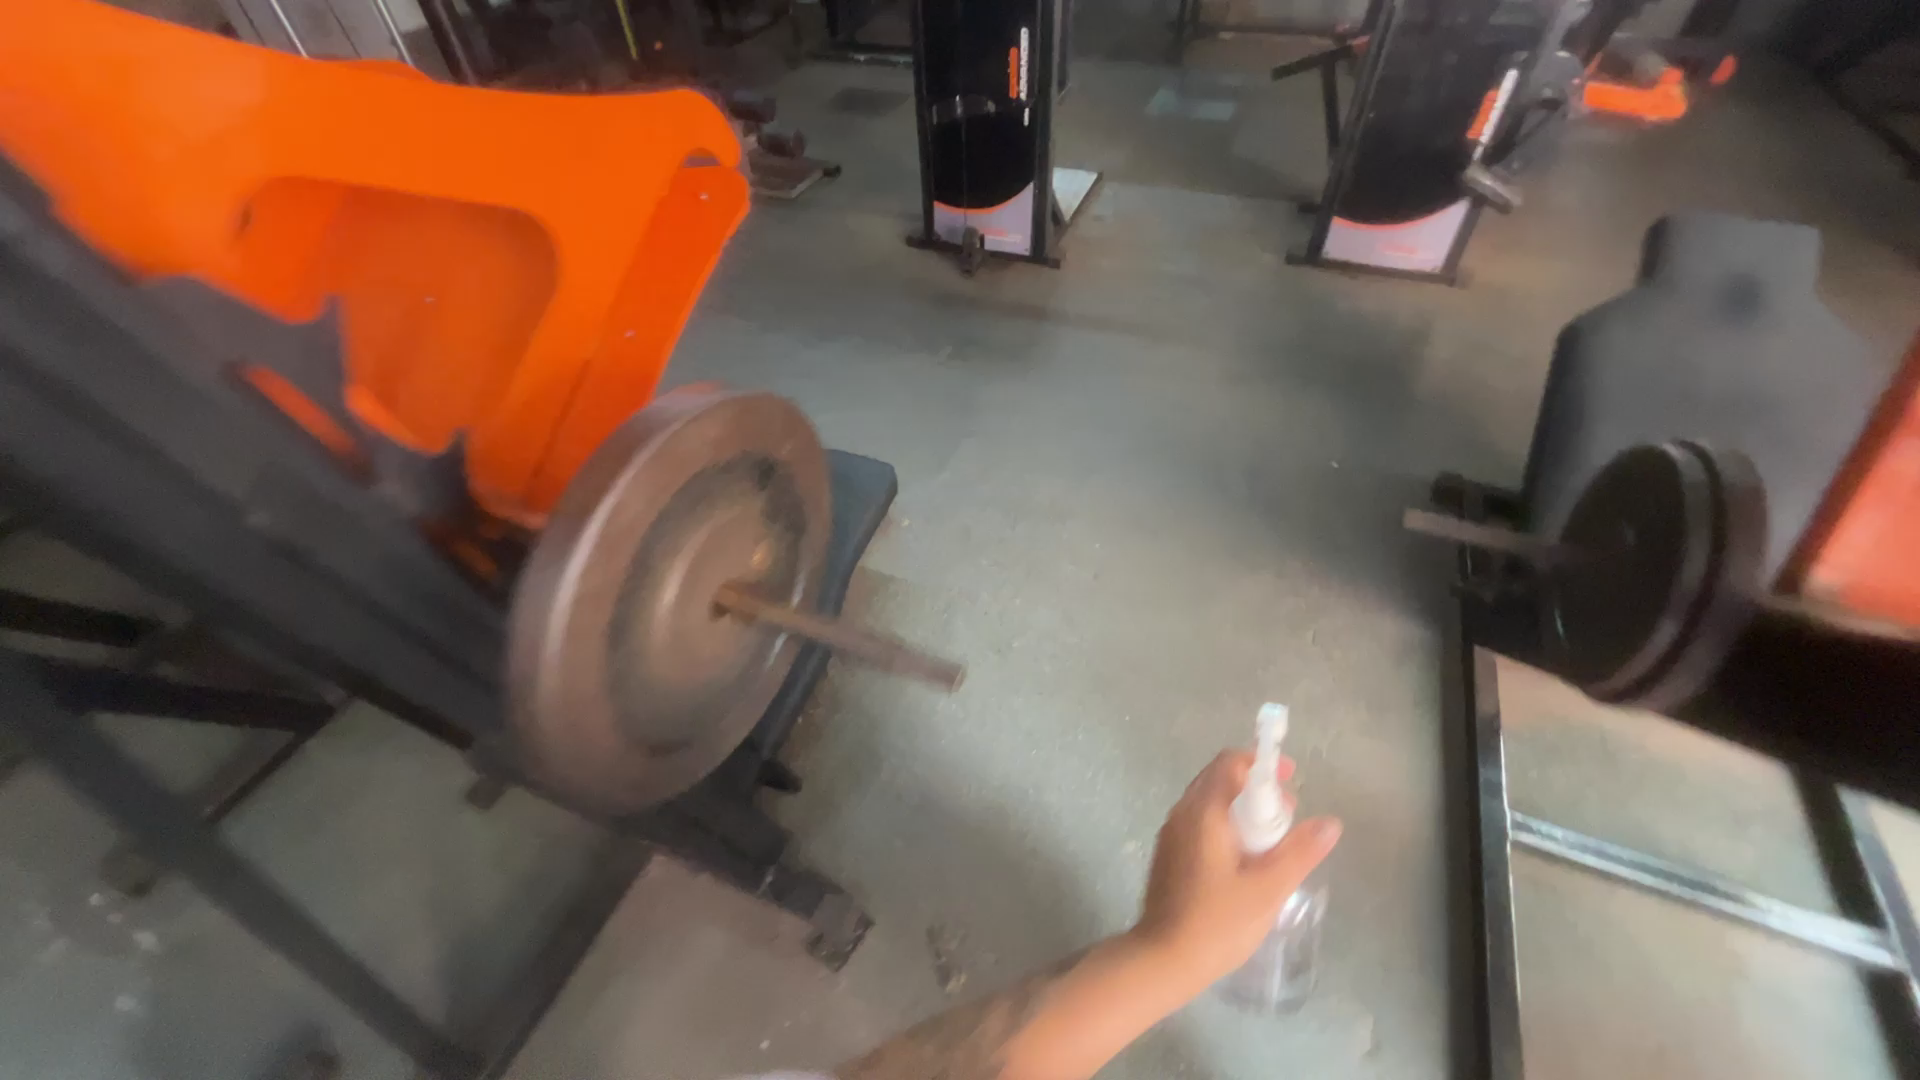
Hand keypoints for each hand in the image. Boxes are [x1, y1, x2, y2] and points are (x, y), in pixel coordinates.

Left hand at [1130, 750, 1341, 988]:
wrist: (1164, 956)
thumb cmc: (1218, 920)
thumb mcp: (1268, 887)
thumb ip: (1299, 851)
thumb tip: (1330, 823)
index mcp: (1203, 811)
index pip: (1229, 764)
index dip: (1261, 762)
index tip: (1290, 777)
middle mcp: (1182, 813)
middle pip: (1218, 779)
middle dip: (1255, 787)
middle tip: (1287, 814)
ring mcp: (1171, 833)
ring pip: (1209, 802)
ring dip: (1241, 808)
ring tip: (1272, 839)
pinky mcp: (1170, 853)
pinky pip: (1200, 822)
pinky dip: (1225, 825)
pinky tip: (1245, 858)